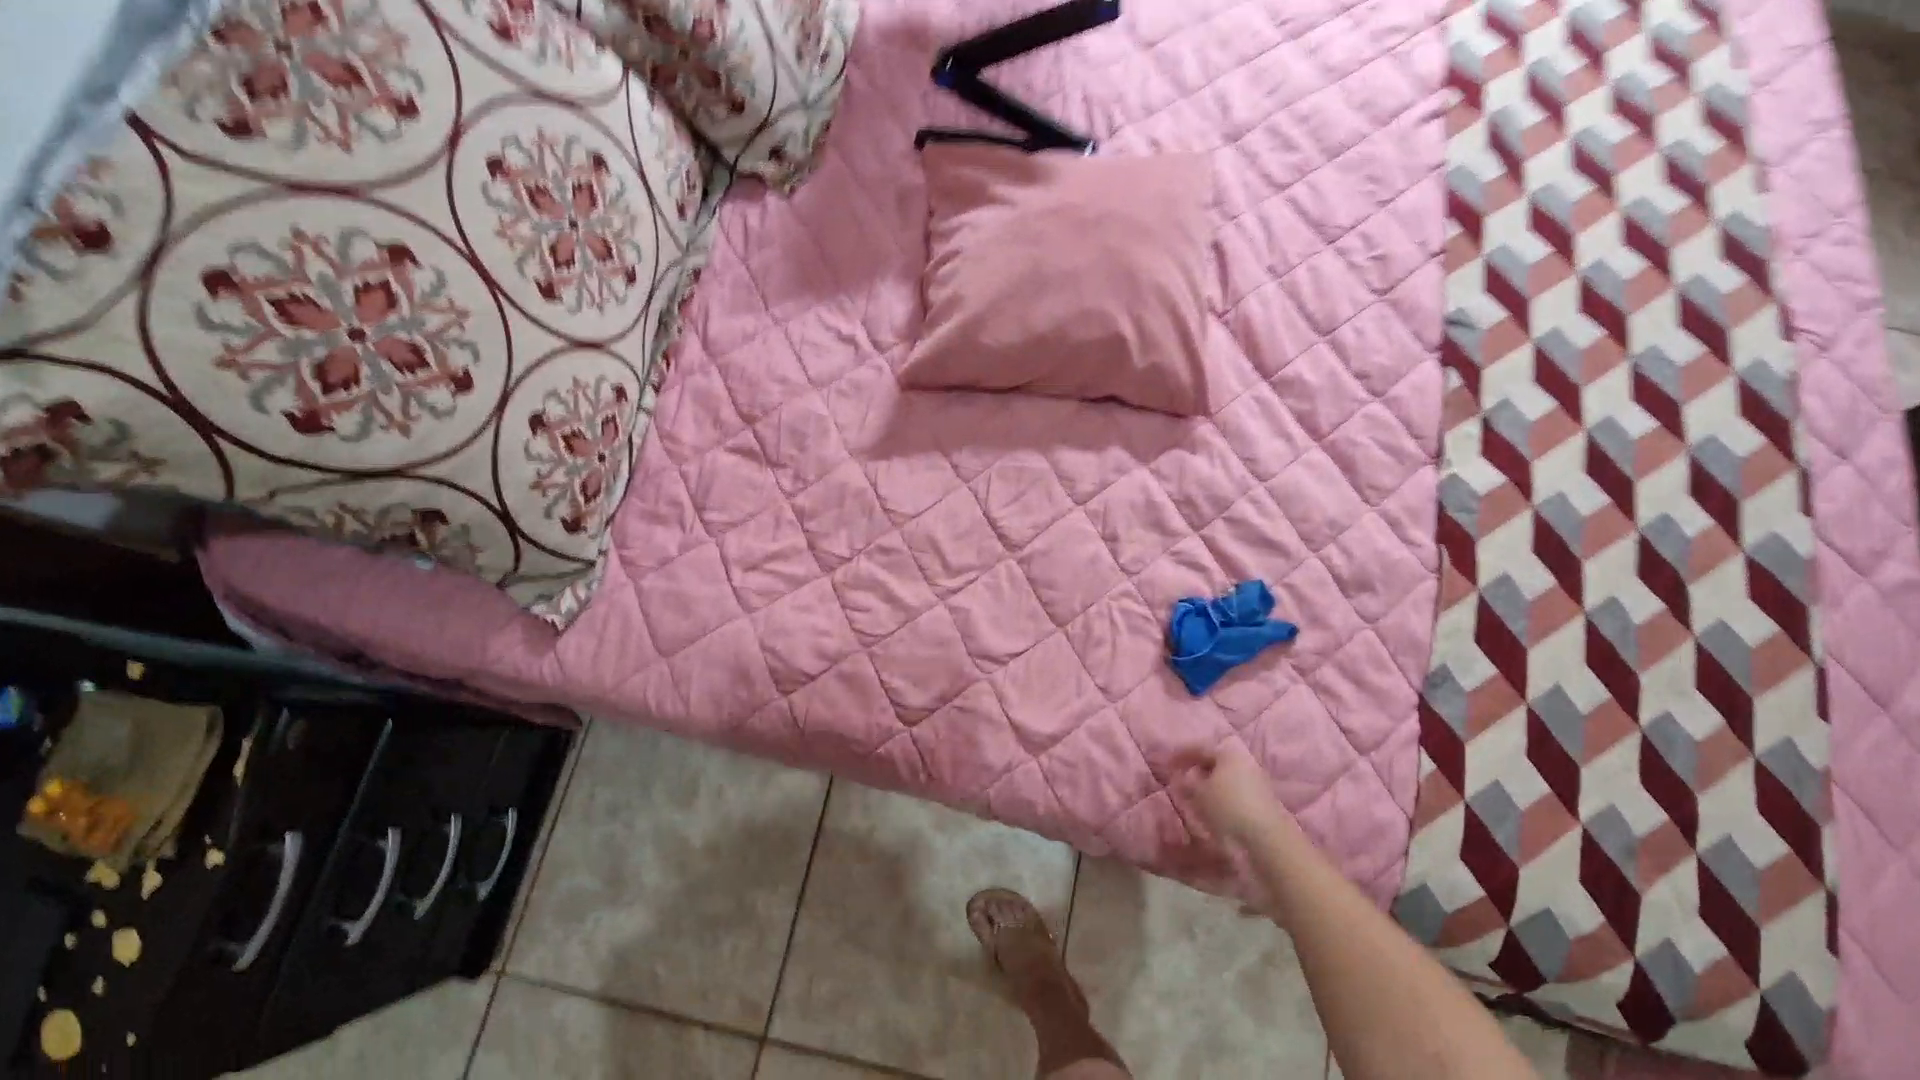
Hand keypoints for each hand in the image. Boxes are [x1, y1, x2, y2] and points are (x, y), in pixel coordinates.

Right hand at [1171, 740, 1291, 848]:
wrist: (1266, 836)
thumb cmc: (1228, 806)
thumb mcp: (1199, 792)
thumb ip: (1187, 780)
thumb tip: (1183, 774)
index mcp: (1229, 751)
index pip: (1200, 747)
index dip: (1180, 754)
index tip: (1166, 763)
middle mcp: (1244, 759)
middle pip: (1215, 760)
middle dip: (1196, 768)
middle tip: (1179, 777)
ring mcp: (1255, 778)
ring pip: (1224, 775)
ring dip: (1208, 782)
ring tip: (1193, 794)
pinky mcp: (1261, 797)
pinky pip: (1233, 788)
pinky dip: (1219, 793)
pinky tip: (1211, 805)